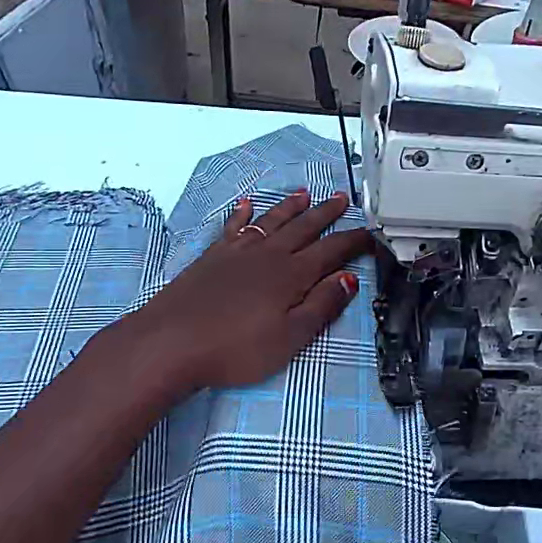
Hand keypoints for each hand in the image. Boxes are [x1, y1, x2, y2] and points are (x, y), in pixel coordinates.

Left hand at [111, 190, 373, 396]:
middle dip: (325, 214)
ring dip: (290, 207)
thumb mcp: (289, 338)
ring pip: (271, 221)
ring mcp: (237, 252)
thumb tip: (348, 279)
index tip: (370, 235)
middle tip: (341, 199)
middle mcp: (267, 255)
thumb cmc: (234, 349)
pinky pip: (233, 227)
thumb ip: (321, 307)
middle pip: (303, 228)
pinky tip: (246, 204)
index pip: (331, 252)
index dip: (353, 242)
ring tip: (304, 194)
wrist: (171, 342)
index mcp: (291, 275)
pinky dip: (242, 213)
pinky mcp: (212, 257)